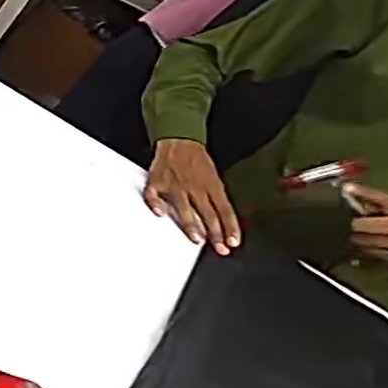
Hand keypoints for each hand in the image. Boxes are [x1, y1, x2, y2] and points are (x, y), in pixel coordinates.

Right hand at [144, 138, 241, 253]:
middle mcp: (195, 187)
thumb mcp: (214, 176)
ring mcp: (175, 184)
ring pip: (184, 209)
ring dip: (192, 225)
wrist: (179, 140)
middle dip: (215, 233)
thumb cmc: (196, 158)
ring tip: (197, 239)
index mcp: (212, 186)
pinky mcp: (157, 181)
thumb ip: (215, 195)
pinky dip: (155, 204)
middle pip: (208, 214)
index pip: (225, 211)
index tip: (233, 242)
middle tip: (219, 248)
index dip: (230, 228)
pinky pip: (154, 195)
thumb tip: (221, 216)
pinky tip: (159, 213)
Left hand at [346, 185, 387, 268]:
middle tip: (357, 223)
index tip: (348, 189)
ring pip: (367, 240)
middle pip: (366, 225)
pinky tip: (373, 244)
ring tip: (363, 234)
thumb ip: (384, 203)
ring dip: (359, 237)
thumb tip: (354, 192)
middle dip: (356, 223)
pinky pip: (377, 253)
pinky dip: (369, 248)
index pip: (383, 200)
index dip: (363, 193)